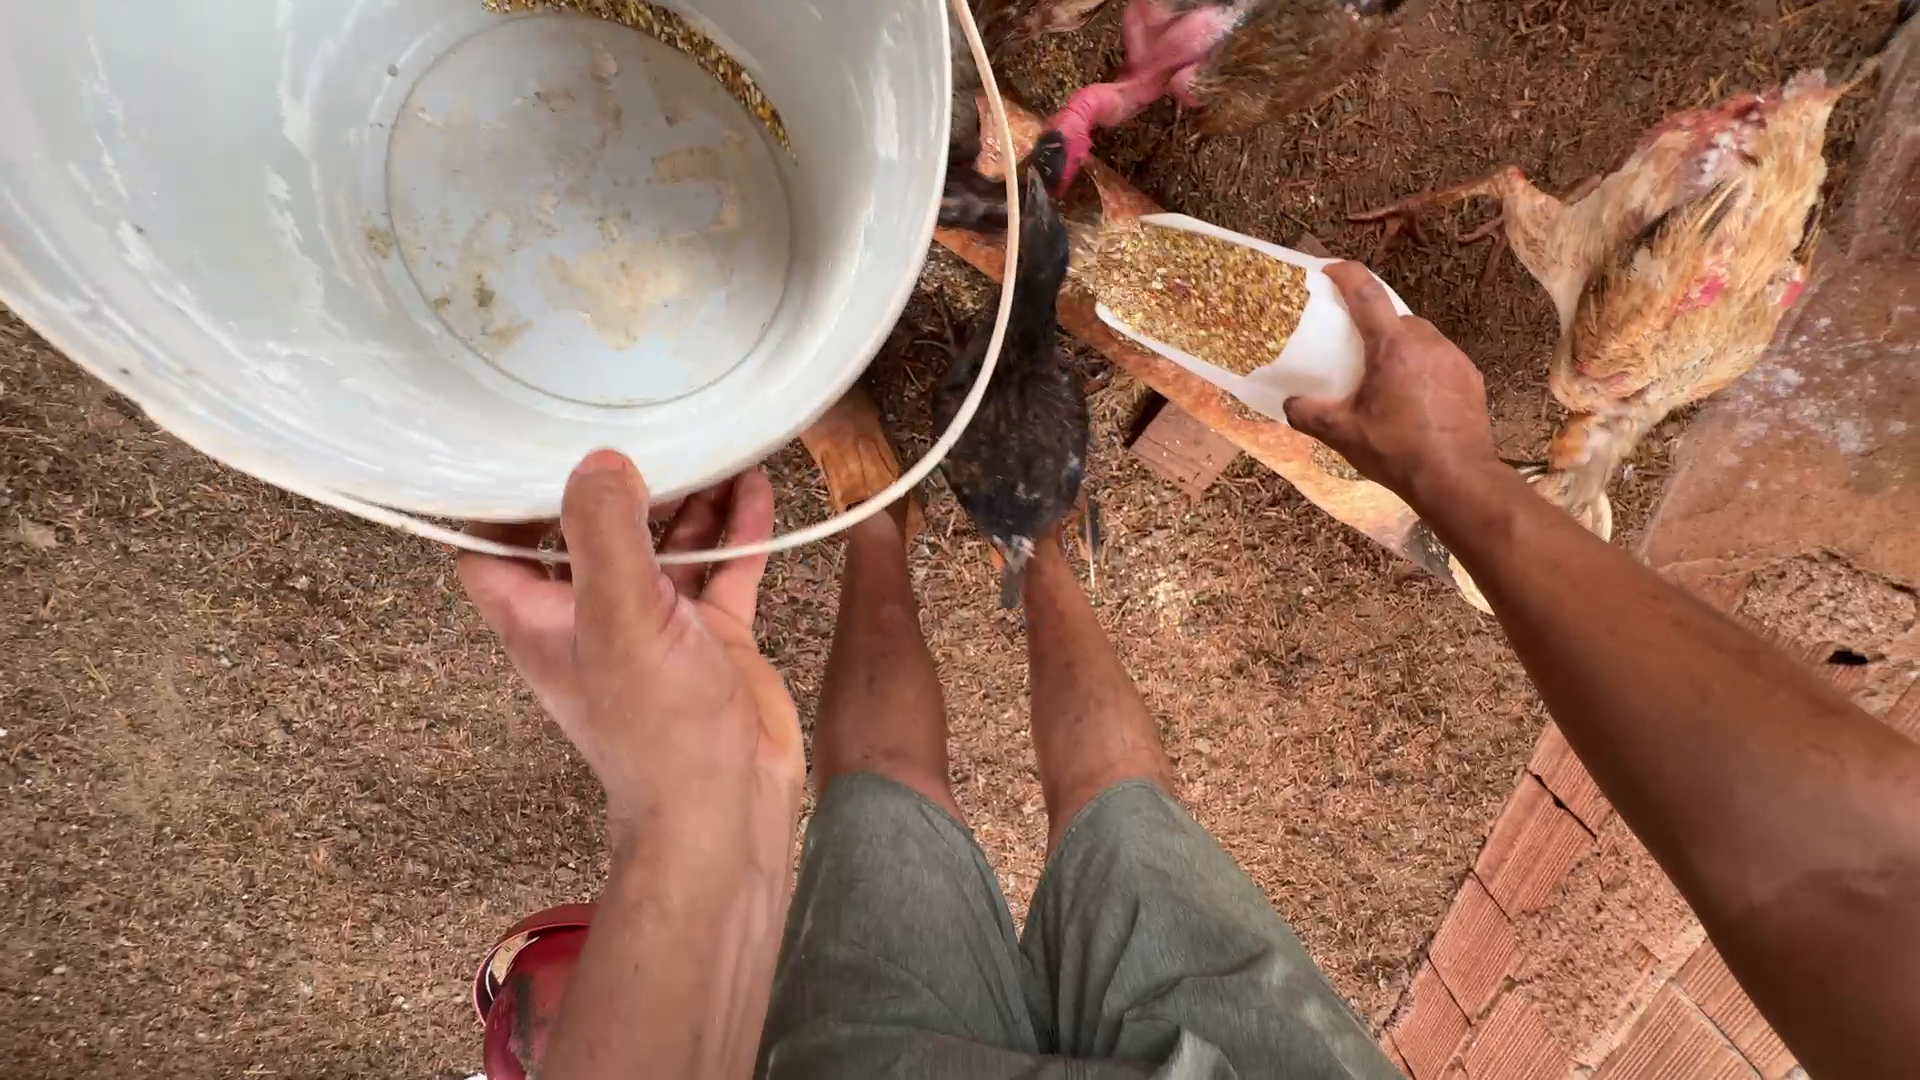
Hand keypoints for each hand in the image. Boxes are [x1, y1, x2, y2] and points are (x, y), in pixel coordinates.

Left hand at [458, 452, 802, 856]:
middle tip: (657, 428)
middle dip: (628, 484)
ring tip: (720, 446)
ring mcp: (660, 622)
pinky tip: (756, 488)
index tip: (539, 441)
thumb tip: (600, 460)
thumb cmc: (658, 724)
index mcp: (544, 614)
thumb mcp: (620, 619)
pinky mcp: (713, 632)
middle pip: (600, 531)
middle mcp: (597, 612)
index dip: (507, 497)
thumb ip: (606, 534)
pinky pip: (724, 567)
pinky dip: (737, 531)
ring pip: (669, 545)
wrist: (729, 797)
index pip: (497, 545)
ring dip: (693, 500)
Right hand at [1285, 262, 1504, 503]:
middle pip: (1395, 318)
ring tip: (1380, 379)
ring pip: (1419, 338)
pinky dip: (1418, 368)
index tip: (1329, 269)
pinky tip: (1408, 398)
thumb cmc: (1394, 450)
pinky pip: (1437, 360)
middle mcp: (1427, 343)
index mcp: (1393, 348)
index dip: (1346, 276)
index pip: (1367, 296)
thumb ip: (1308, 414)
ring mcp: (1454, 359)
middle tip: (1353, 349)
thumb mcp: (1340, 434)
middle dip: (1373, 326)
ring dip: (1397, 349)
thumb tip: (1290, 404)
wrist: (1455, 477)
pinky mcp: (1469, 377)